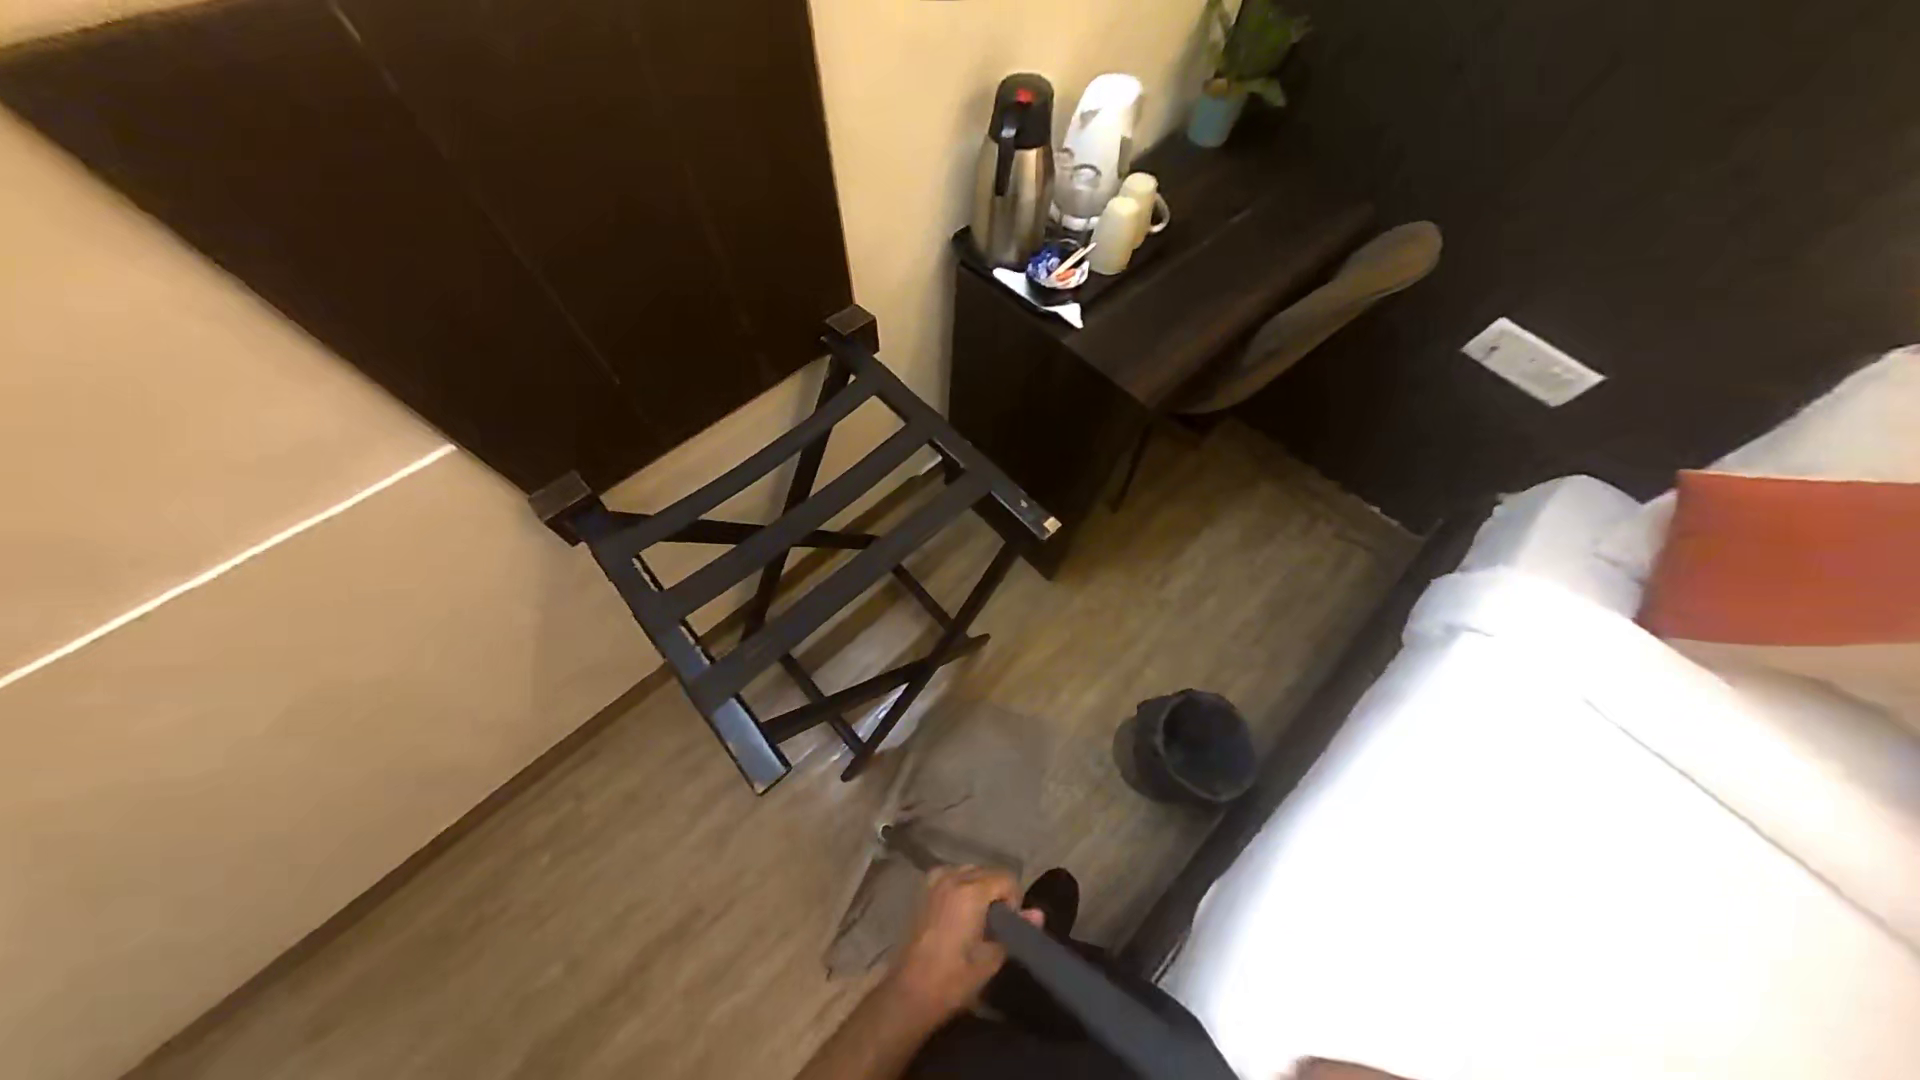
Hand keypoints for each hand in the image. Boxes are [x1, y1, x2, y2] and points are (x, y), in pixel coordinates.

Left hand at [885, 865, 1042, 1027]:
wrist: (910, 991)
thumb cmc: (954, 979)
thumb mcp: (991, 958)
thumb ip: (1015, 930)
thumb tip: (1038, 913)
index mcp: (971, 891)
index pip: (1007, 878)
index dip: (1015, 900)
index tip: (1011, 925)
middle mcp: (953, 877)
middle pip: (988, 871)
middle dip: (999, 891)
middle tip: (998, 923)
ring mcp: (935, 880)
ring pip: (969, 871)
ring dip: (980, 886)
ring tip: (980, 918)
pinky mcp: (923, 889)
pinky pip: (951, 875)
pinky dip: (961, 885)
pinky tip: (960, 910)